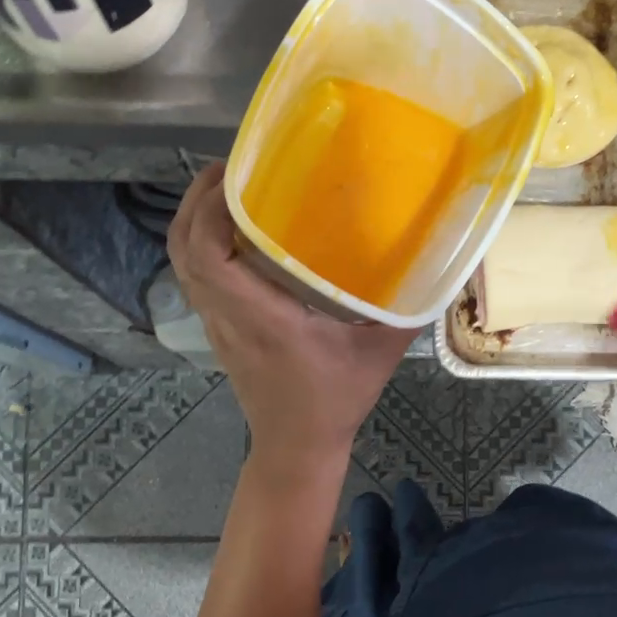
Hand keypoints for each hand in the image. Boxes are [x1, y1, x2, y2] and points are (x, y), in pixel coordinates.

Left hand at [167, 163, 418, 470]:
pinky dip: (201, 244)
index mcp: (262, 317)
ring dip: (193, 219)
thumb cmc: (335, 402)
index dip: (211, 208)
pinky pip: (195, 278)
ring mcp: (216, 325)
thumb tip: (433, 262)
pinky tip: (235, 232)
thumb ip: (404, 309)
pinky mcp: (217, 331)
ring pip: (182, 263)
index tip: (237, 174)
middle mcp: (228, 316)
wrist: (296, 447)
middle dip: (196, 200)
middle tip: (232, 168)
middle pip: (183, 248)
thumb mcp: (378, 354)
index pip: (209, 255)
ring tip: (229, 190)